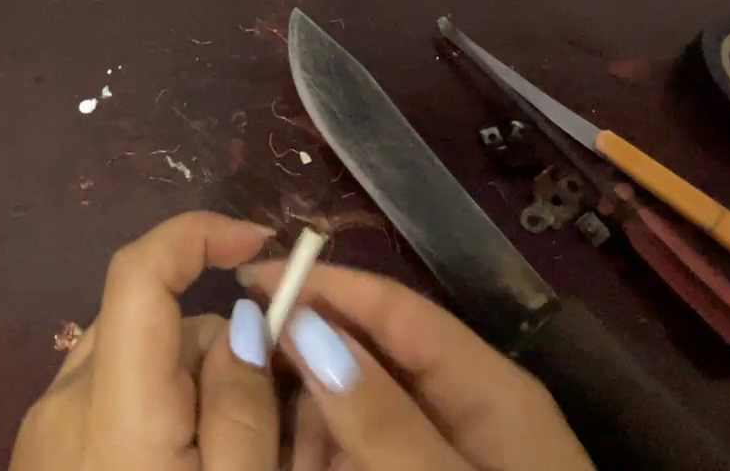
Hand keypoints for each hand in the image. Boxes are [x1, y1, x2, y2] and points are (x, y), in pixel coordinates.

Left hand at [10, 212, 282, 470]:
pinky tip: (172, 461)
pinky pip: (108, 394)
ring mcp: (42, 425)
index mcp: (112, 408)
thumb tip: (243, 325)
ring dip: (186, 382)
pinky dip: (151, 408)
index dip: (198, 234)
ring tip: (221, 450)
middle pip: (153, 319)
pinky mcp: (36, 451)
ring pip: (136, 358)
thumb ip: (243, 411)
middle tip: (271, 408)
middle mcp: (65, 398)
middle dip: (218, 344)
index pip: (140, 271)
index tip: (259, 243)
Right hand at [240, 259, 595, 470]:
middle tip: (240, 367)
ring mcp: (446, 452)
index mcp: (489, 388)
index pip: (396, 308)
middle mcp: (466, 408)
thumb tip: (307, 329)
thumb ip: (380, 418)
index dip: (326, 285)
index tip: (252, 278)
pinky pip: (366, 451)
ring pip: (361, 406)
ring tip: (264, 433)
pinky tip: (296, 461)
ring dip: (312, 416)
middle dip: (308, 356)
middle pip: (373, 352)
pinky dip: (331, 452)